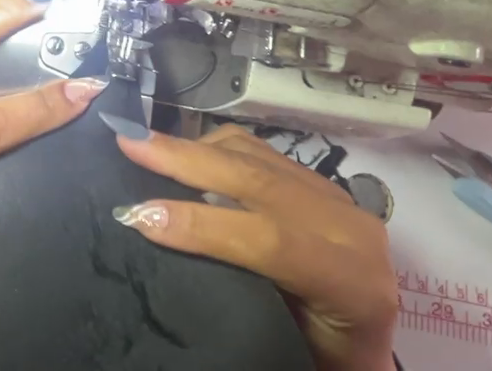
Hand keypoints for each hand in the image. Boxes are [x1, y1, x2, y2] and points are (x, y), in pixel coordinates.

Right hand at [113, 125, 397, 370]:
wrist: (364, 345)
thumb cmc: (321, 357)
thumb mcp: (287, 343)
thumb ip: (239, 296)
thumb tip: (169, 246)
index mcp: (352, 281)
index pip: (271, 241)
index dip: (203, 226)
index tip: (142, 216)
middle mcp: (348, 228)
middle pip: (257, 179)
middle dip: (185, 160)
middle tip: (127, 144)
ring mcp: (333, 197)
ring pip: (253, 154)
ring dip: (191, 146)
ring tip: (141, 143)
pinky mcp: (315, 180)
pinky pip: (258, 150)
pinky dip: (211, 146)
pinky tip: (178, 150)